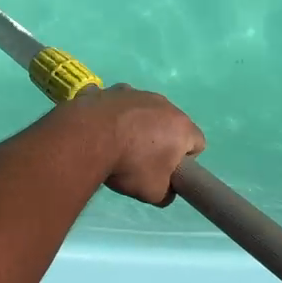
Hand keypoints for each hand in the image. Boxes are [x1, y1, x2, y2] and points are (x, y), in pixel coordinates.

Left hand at [77, 84, 206, 206]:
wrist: (85, 139)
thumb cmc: (129, 165)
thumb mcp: (155, 193)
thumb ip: (167, 191)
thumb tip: (164, 189)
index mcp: (180, 125)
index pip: (196, 143)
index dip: (185, 160)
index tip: (167, 170)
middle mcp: (160, 102)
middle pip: (167, 122)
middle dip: (158, 138)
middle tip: (139, 158)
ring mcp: (130, 91)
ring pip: (139, 109)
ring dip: (132, 122)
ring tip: (113, 142)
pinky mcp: (103, 89)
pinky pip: (111, 103)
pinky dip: (107, 113)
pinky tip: (95, 128)